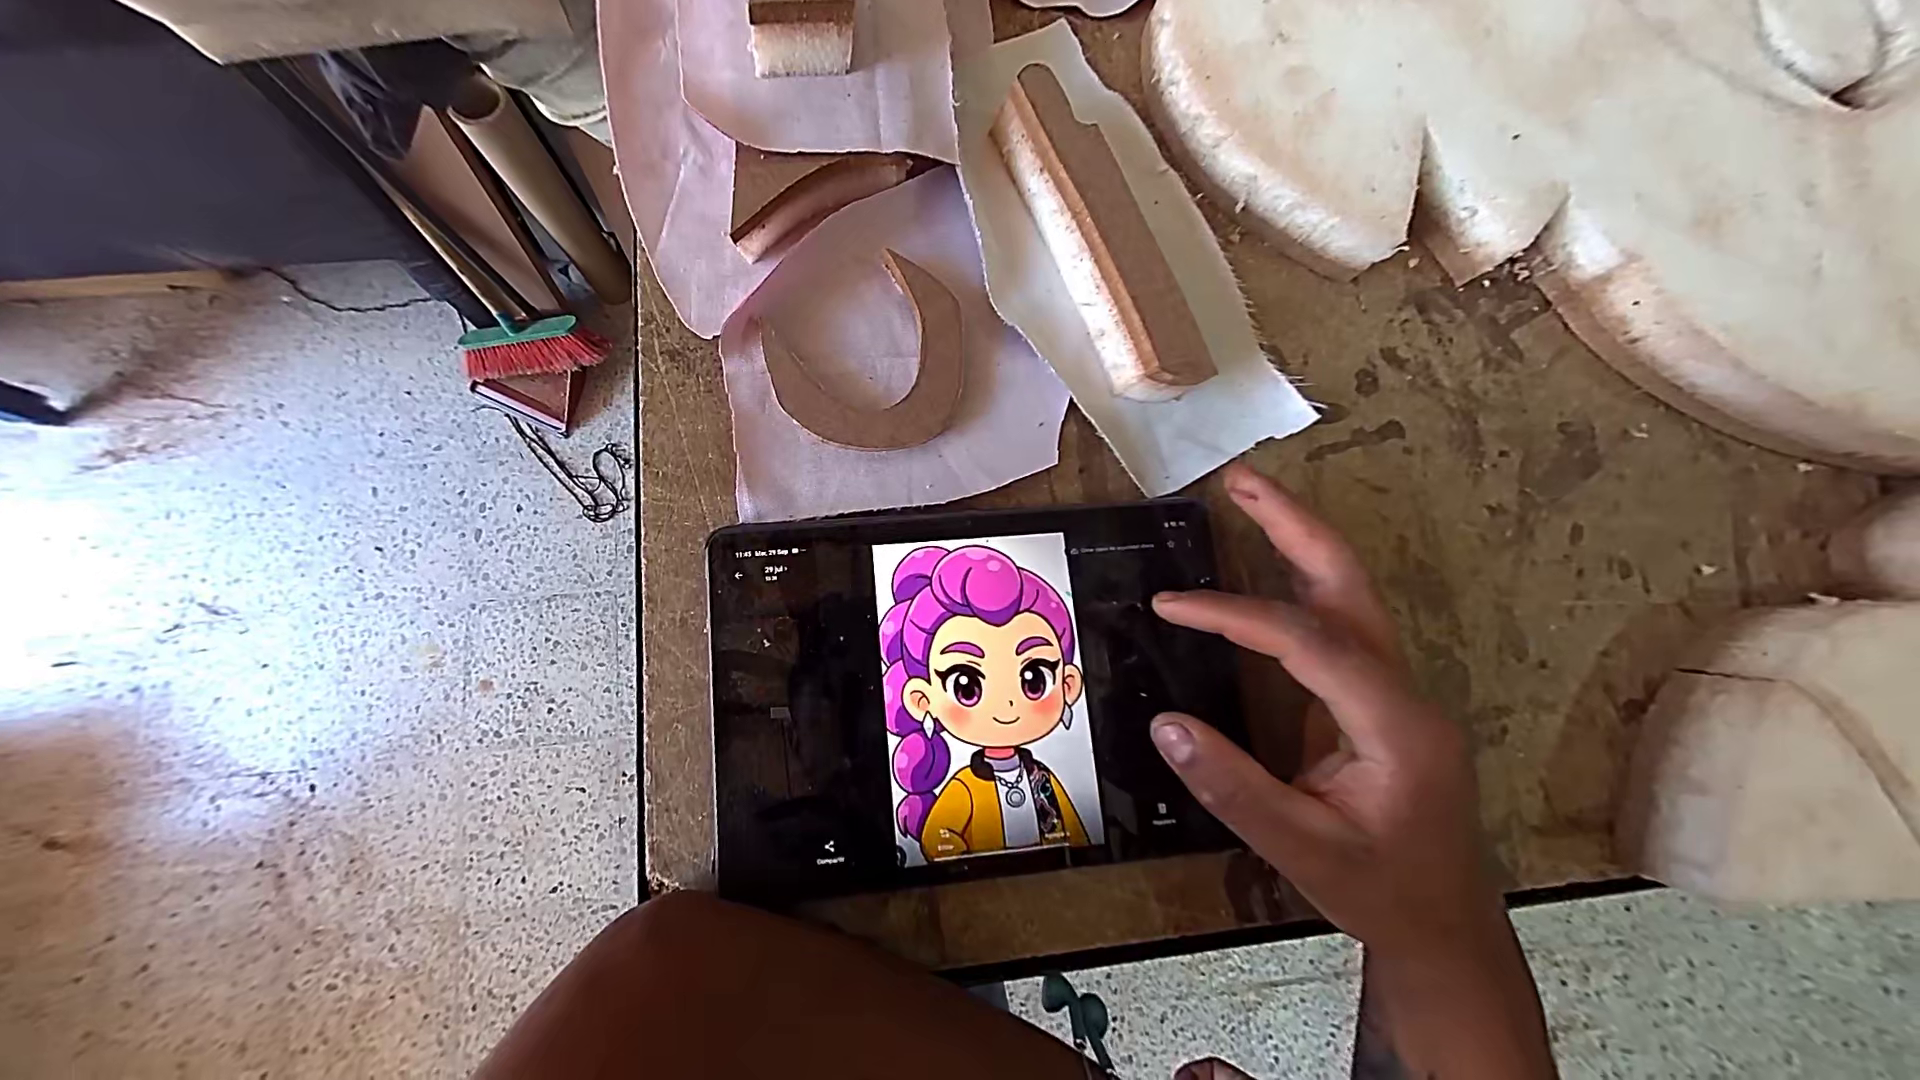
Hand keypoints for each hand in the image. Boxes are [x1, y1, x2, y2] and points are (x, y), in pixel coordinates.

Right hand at [1149, 463, 1506, 961]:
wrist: (1445, 928)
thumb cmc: (1382, 892)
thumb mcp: (1302, 850)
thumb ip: (1233, 787)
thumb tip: (1165, 723)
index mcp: (1394, 723)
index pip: (1307, 640)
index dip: (1233, 612)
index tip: (1169, 605)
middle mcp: (1401, 690)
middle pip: (1348, 584)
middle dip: (1294, 525)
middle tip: (1240, 482)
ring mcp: (1392, 689)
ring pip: (1347, 594)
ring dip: (1298, 540)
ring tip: (1249, 501)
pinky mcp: (1373, 697)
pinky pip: (1331, 624)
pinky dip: (1293, 582)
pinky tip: (1262, 570)